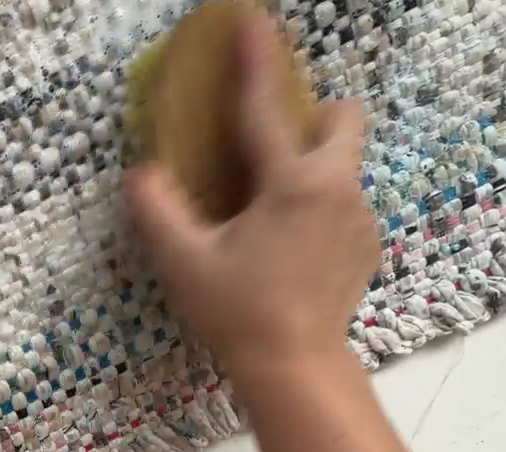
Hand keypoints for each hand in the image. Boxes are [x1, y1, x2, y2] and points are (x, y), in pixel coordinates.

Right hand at [125, 13, 378, 388]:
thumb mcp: (184, 264)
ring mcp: (359, 216)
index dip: (254, 64)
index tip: (250, 22)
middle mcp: (338, 188)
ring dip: (305, 173)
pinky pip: (340, 206)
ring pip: (339, 166)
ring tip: (264, 222)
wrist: (293, 363)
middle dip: (309, 118)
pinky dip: (312, 212)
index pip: (267, 112)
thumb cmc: (236, 312)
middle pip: (340, 119)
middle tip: (267, 151)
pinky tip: (284, 255)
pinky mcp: (366, 245)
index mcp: (292, 185)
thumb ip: (158, 214)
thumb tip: (140, 176)